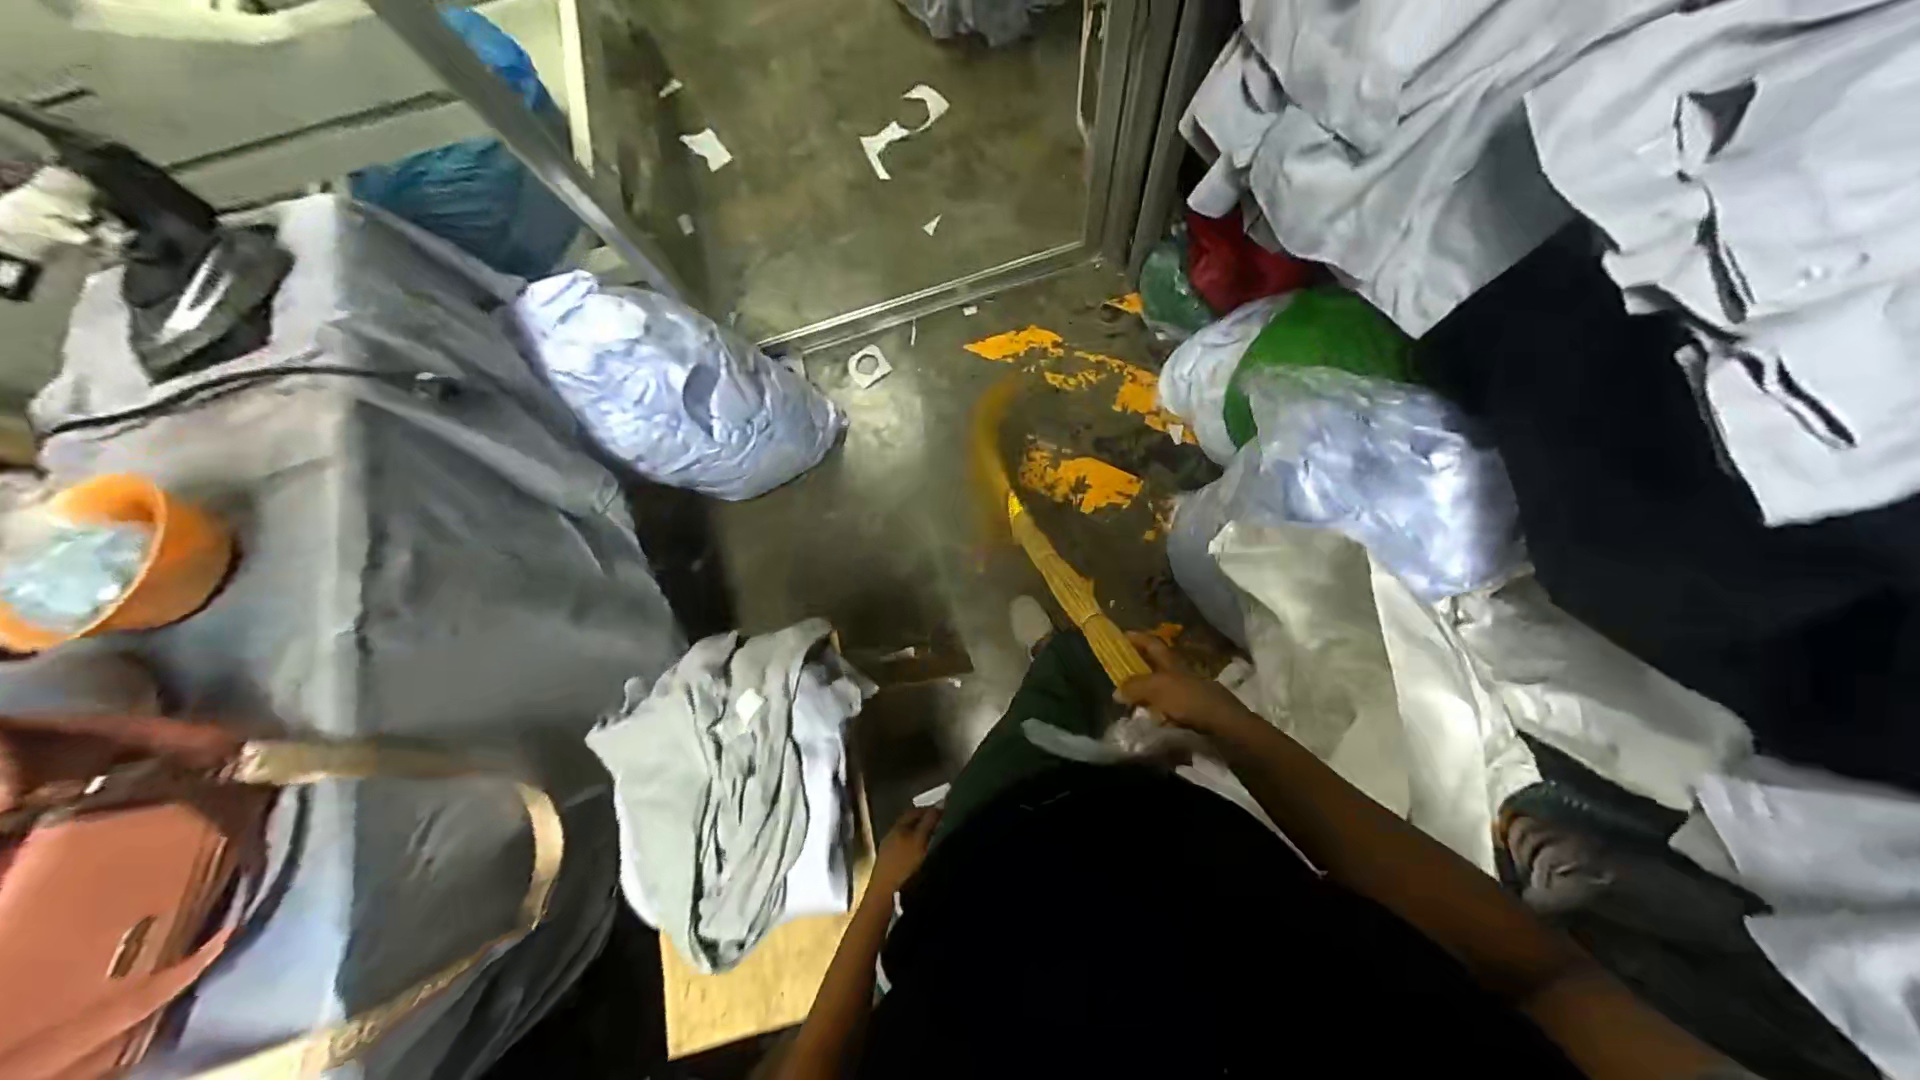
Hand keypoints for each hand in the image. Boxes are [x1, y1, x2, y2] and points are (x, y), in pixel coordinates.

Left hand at [869, 805, 940, 897]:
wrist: (884, 896)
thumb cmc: (905, 866)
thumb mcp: (920, 840)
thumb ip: (929, 821)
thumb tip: (940, 804)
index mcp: (898, 826)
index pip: (916, 810)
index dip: (931, 810)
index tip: (946, 814)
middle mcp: (891, 834)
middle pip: (911, 823)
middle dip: (926, 823)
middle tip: (944, 828)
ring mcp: (888, 850)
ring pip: (908, 837)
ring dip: (921, 837)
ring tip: (936, 843)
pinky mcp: (888, 866)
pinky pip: (905, 850)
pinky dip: (915, 849)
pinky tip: (923, 858)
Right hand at [1118, 632, 1263, 735]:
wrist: (1225, 725)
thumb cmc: (1188, 699)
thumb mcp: (1156, 689)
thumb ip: (1134, 687)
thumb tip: (1116, 692)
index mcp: (1171, 661)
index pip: (1151, 643)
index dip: (1137, 637)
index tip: (1121, 636)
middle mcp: (1181, 672)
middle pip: (1157, 664)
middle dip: (1139, 665)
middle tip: (1120, 671)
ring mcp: (1189, 691)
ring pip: (1163, 685)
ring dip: (1148, 689)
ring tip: (1131, 698)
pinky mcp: (1194, 709)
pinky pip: (1170, 705)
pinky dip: (1158, 709)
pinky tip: (1151, 717)